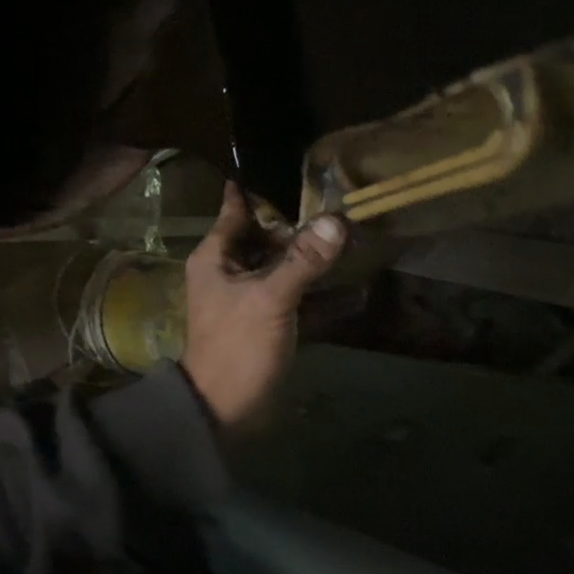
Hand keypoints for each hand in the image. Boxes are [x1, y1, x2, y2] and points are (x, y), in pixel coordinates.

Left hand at [179, 182, 346, 430]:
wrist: (224, 409)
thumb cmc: (237, 344)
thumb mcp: (271, 298)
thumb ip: (303, 260)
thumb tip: (335, 220)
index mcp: (216, 256)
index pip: (236, 210)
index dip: (257, 189)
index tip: (282, 164)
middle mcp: (229, 271)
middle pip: (264, 237)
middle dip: (297, 225)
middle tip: (337, 201)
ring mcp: (249, 298)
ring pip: (282, 268)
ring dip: (312, 259)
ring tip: (352, 236)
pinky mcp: (268, 324)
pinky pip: (296, 300)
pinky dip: (321, 295)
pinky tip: (357, 288)